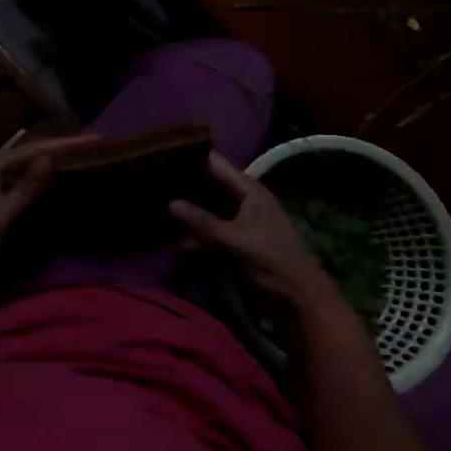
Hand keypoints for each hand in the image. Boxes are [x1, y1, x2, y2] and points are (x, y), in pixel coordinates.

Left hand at [0, 134, 99, 274]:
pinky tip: (58, 190)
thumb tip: (50, 158)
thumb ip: (25, 188)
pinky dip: (44, 185)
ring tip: (86, 164)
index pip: (36, 148)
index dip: (68, 144)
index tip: (99, 139)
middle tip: (98, 150)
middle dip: (64, 151)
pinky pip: (24, 188)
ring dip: (56, 166)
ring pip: (29, 171)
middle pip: (34, 155)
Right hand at [170, 152, 342, 308]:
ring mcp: (241, 221)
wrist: (298, 297)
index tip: (163, 153)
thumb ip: (202, 221)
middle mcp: (244, 200)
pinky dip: (196, 236)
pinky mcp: (237, 241)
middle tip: (152, 180)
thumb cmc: (272, 260)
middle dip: (185, 185)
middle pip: (210, 186)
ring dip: (189, 214)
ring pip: (208, 211)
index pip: (216, 164)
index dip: (192, 156)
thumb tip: (170, 202)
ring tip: (156, 207)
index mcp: (249, 190)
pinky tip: (175, 240)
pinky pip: (211, 232)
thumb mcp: (234, 239)